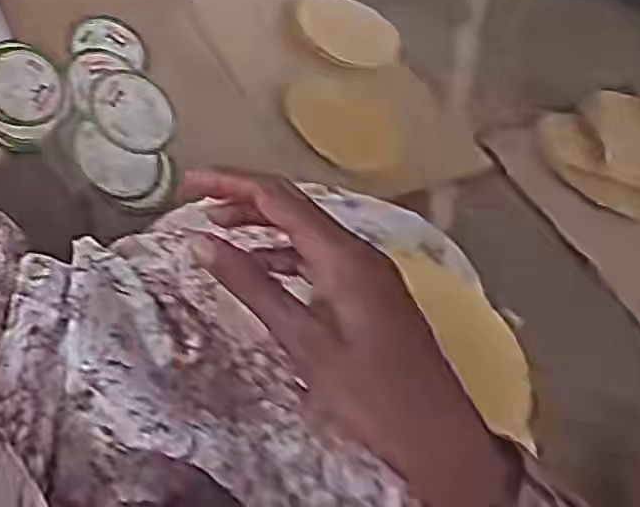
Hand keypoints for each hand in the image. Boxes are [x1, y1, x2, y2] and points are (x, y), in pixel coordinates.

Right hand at [182, 170, 518, 506]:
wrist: (450, 456)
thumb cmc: (376, 402)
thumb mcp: (303, 343)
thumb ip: (251, 285)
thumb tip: (201, 243)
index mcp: (343, 256)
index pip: (275, 196)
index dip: (227, 183)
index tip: (188, 185)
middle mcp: (356, 252)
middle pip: (288, 202)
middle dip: (238, 195)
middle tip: (195, 200)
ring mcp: (365, 271)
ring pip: (300, 226)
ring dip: (256, 221)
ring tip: (216, 230)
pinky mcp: (367, 291)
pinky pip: (313, 251)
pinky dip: (277, 249)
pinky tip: (255, 266)